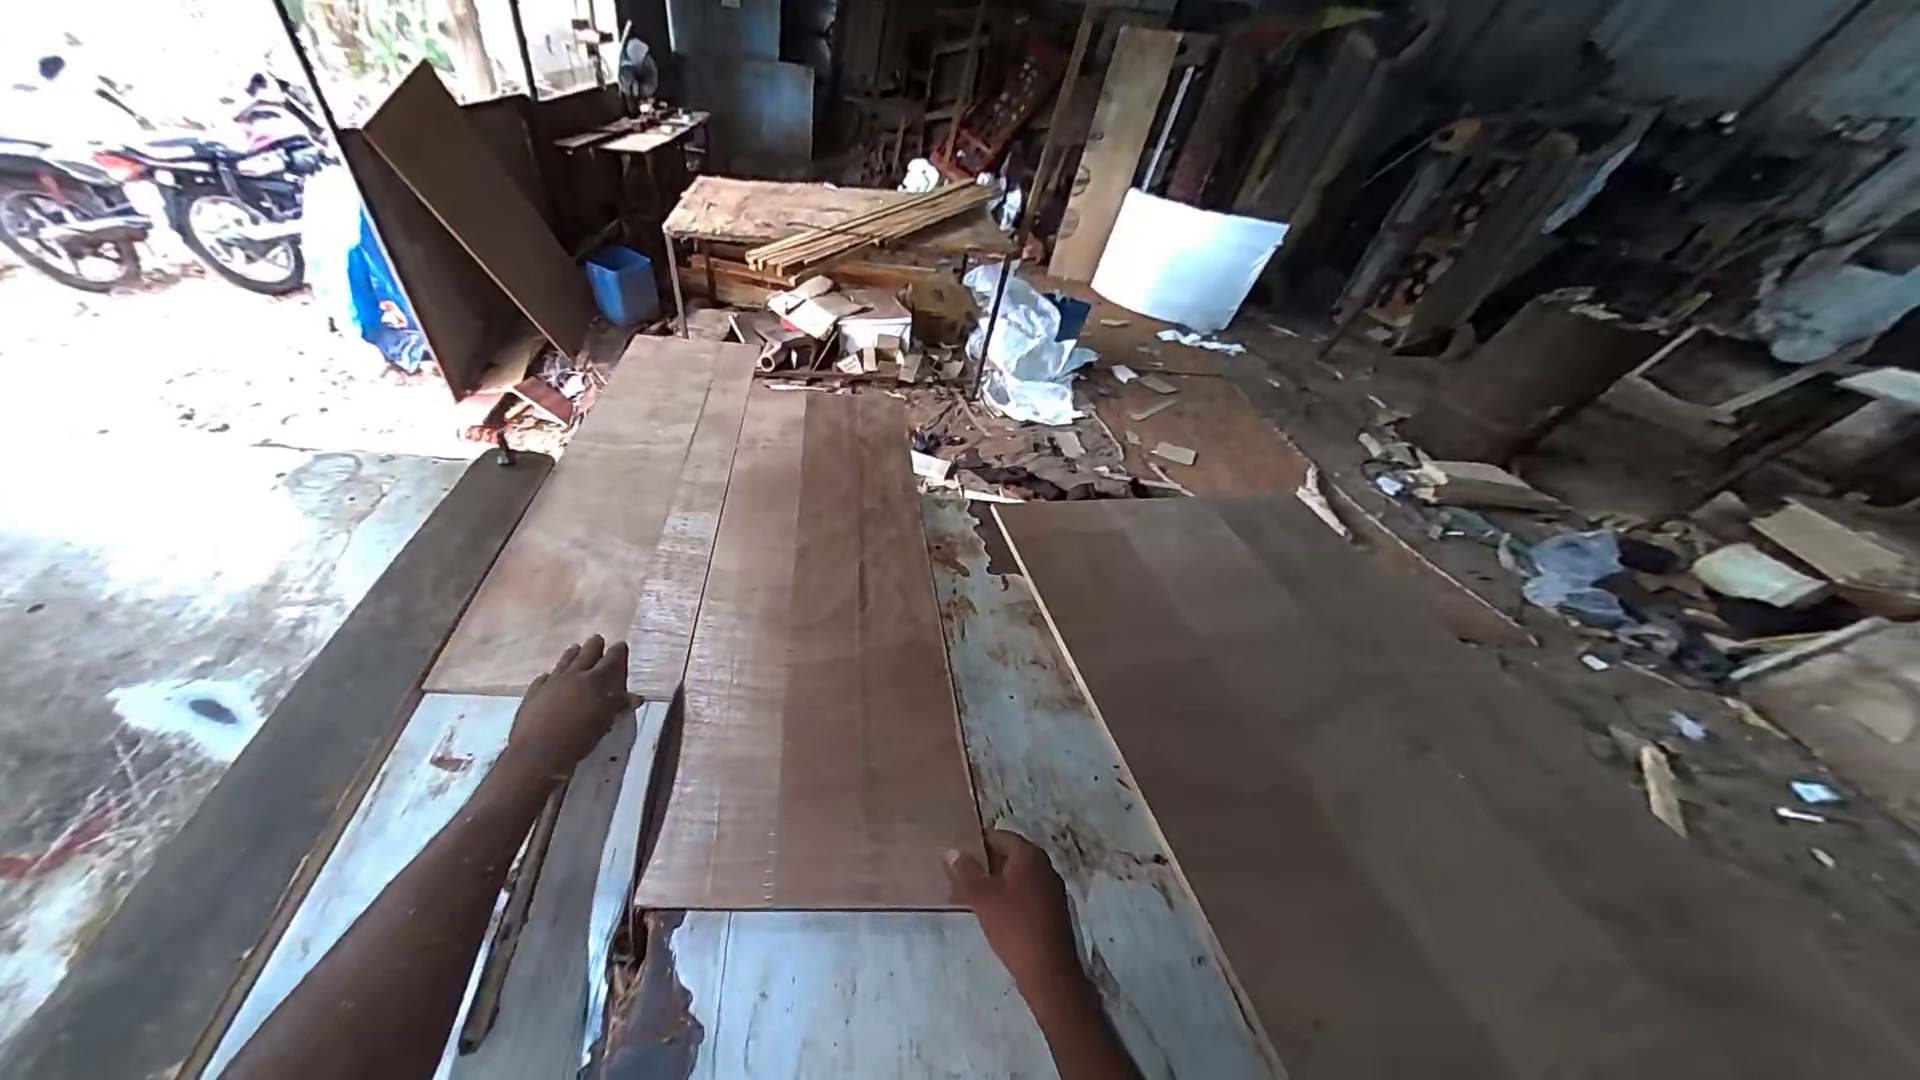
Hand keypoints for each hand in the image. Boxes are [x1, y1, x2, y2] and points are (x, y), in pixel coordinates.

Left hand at [507, 635, 641, 780]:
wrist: (538, 753)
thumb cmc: (579, 738)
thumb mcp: (605, 722)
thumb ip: (619, 706)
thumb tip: (636, 698)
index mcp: (596, 681)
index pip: (611, 659)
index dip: (618, 651)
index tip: (621, 645)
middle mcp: (574, 676)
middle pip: (586, 654)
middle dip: (594, 646)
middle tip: (597, 639)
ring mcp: (551, 683)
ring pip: (564, 662)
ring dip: (571, 655)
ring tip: (575, 647)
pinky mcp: (533, 694)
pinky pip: (542, 680)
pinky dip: (548, 676)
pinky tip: (547, 676)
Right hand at [947, 830, 1086, 999]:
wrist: (1050, 974)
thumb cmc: (1014, 927)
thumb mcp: (982, 898)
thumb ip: (965, 872)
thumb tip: (952, 852)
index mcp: (1030, 855)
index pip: (999, 836)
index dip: (977, 842)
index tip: (958, 853)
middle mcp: (1044, 865)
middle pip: (1009, 856)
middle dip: (984, 865)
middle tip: (960, 876)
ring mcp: (1052, 889)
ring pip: (1017, 877)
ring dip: (995, 883)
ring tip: (971, 896)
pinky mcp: (1054, 911)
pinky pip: (1026, 894)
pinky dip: (1008, 897)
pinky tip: (993, 914)